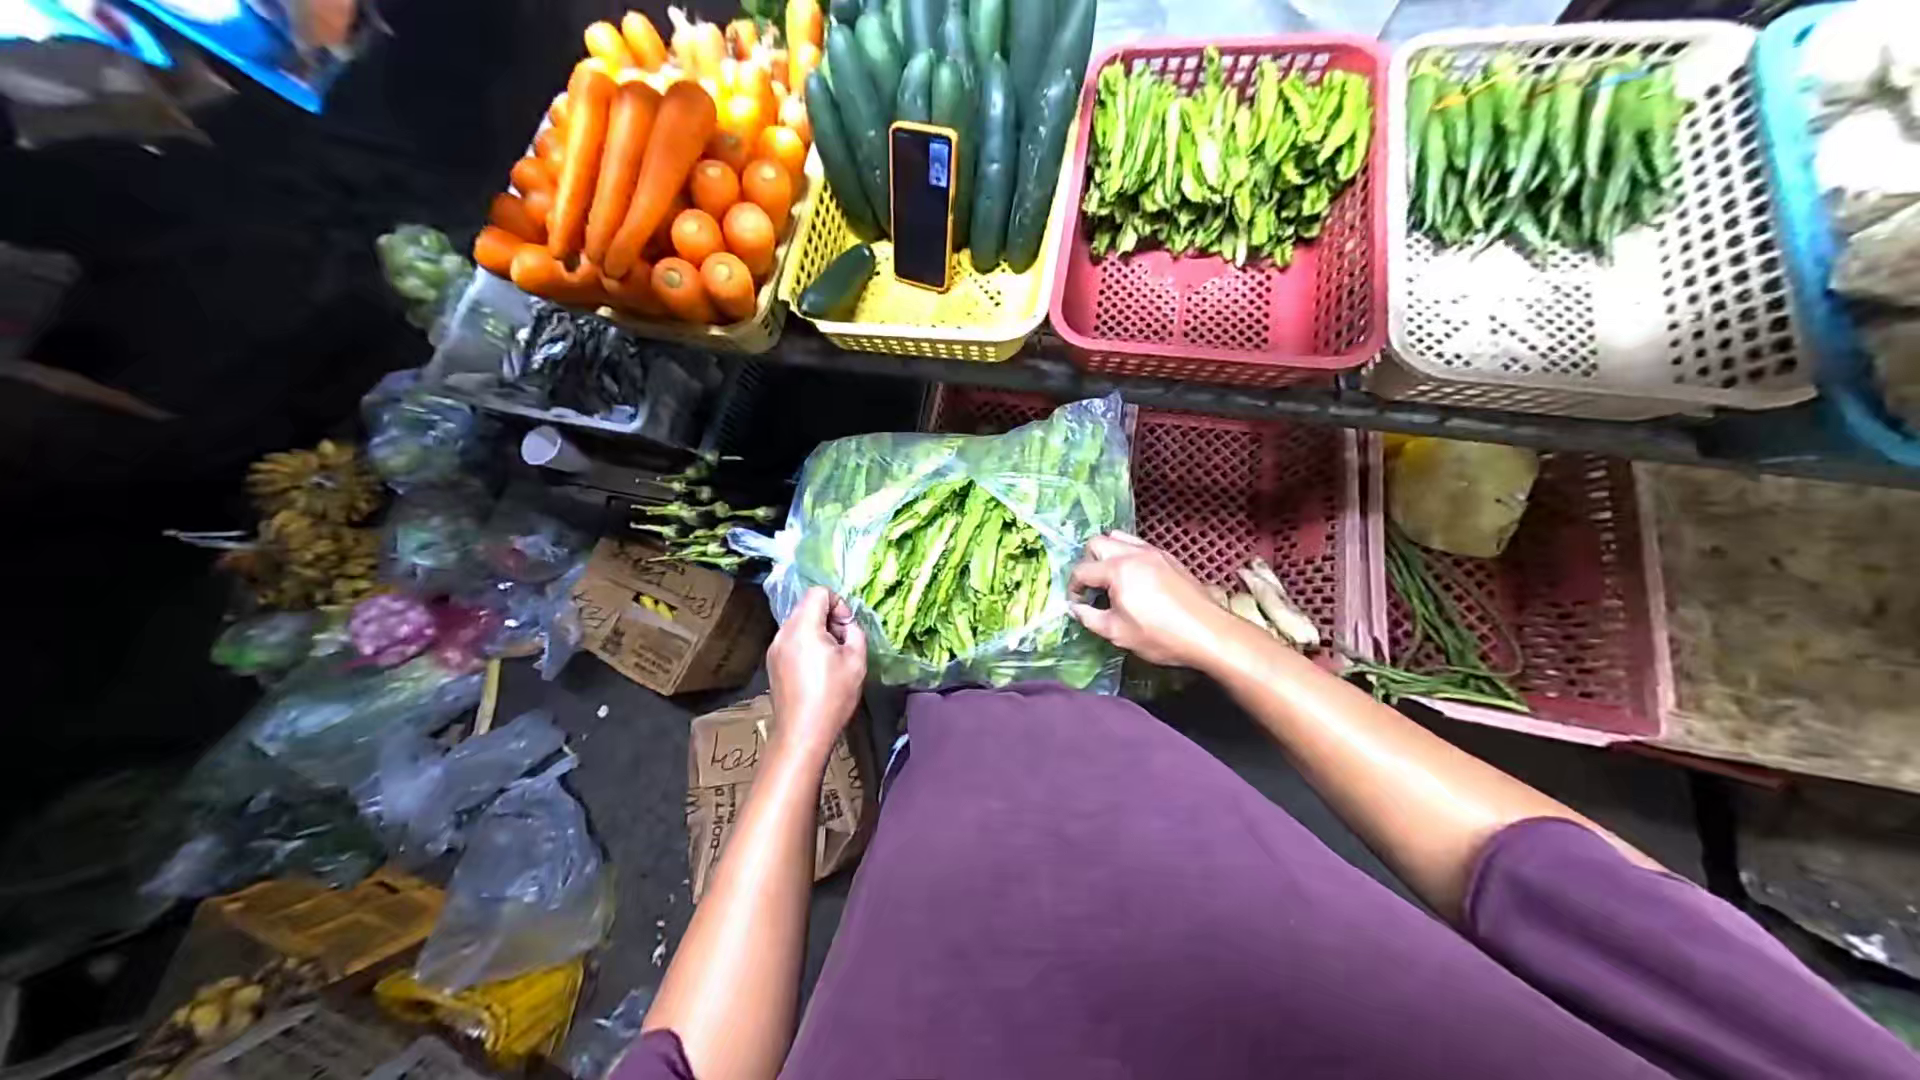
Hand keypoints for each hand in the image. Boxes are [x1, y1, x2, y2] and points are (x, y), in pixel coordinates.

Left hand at [767, 586, 866, 752]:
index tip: (846, 628)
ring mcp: (774, 649)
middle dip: (829, 619)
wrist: (803, 732)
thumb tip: (846, 626)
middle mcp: (783, 632)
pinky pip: (792, 642)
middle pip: (807, 607)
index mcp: (803, 626)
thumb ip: (854, 632)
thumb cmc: (832, 695)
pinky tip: (818, 671)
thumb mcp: (856, 659)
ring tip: (831, 660)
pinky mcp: (772, 664)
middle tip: (842, 644)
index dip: (838, 604)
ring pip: (800, 625)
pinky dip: (807, 646)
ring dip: (818, 633)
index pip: (819, 592)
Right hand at [1067, 532, 1236, 669]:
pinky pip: (1139, 545)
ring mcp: (1153, 552)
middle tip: (1092, 587)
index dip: (1073, 588)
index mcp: (1117, 570)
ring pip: (1119, 538)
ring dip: (1108, 553)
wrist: (1208, 633)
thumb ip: (1090, 617)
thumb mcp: (1117, 633)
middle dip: (1088, 563)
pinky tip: (1134, 578)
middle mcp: (1133, 553)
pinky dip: (1128, 554)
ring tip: (1111, 578)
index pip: (1081, 570)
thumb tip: (1075, 608)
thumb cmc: (1160, 636)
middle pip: (1096, 543)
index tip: (1077, 603)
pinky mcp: (1168, 558)